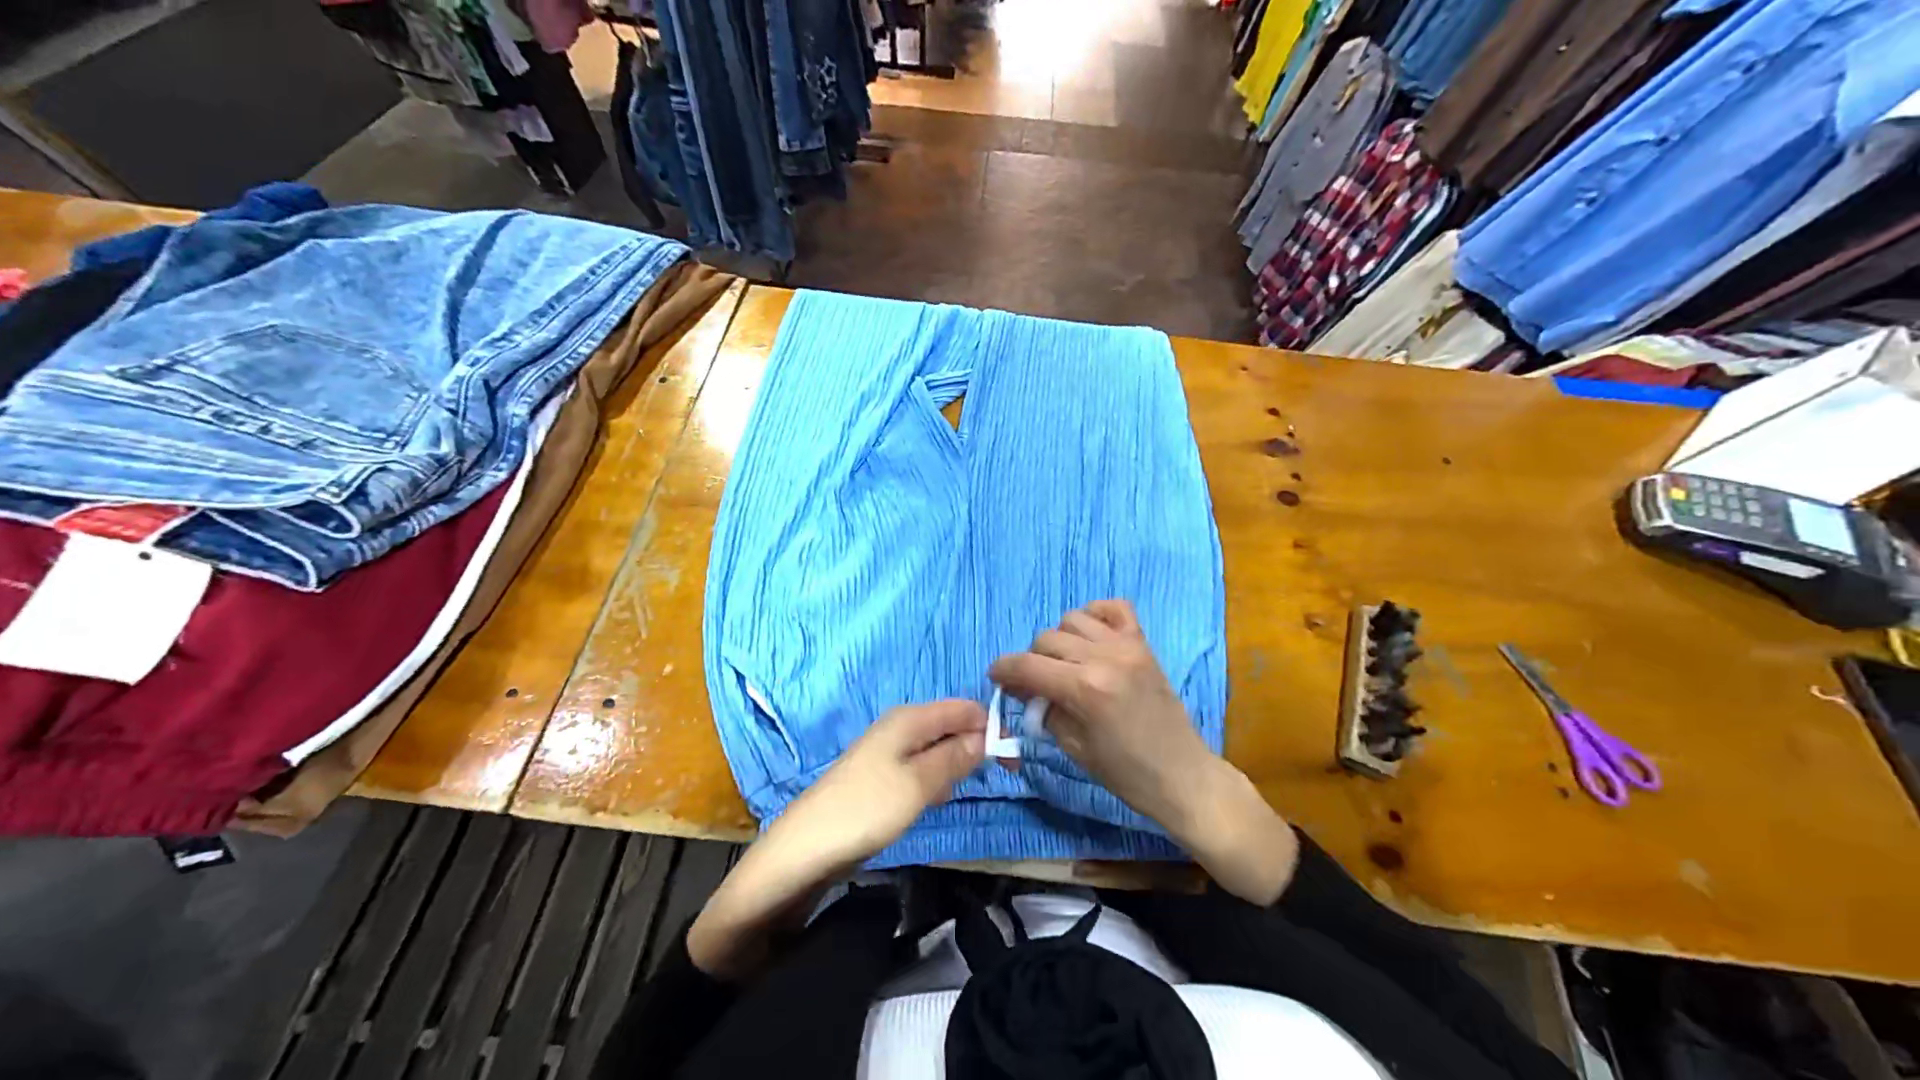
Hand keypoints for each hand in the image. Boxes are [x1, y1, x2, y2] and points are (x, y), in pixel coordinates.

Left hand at [687, 701, 985, 978]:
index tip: (1013, 759)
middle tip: (1001, 777)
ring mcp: (888, 753)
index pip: (963, 707)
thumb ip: (954, 757)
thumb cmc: (866, 809)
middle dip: (976, 746)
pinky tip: (934, 800)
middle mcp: (899, 727)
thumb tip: (986, 735)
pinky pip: (921, 769)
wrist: (805, 850)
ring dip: (956, 765)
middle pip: (950, 725)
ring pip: (937, 749)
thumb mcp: (919, 783)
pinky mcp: (881, 778)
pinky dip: (935, 781)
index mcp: (909, 718)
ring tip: (960, 790)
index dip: (991, 726)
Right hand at [987, 599, 1214, 827]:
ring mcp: (1127, 646)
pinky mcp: (1143, 643)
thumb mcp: (1073, 747)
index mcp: (1084, 688)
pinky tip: (1091, 639)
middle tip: (1034, 684)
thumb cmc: (1124, 772)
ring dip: (1060, 640)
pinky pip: (1113, 608)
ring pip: (1072, 620)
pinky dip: (1095, 616)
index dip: (1003, 670)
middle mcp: (1104, 658)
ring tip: (1065, 664)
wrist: (1181, 774)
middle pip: (1046, 639)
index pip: (1027, 665)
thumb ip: (1044, 710)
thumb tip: (1023, 689)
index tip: (996, 677)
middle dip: (1031, 660)